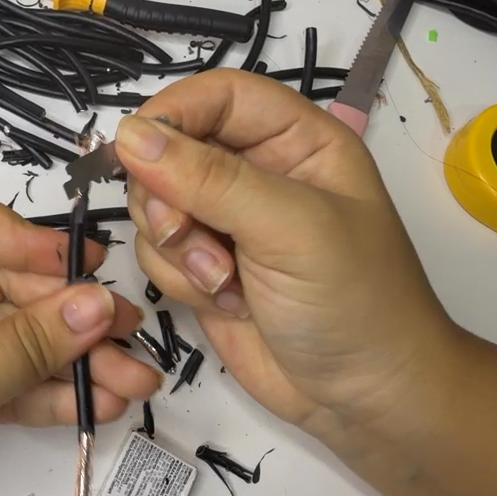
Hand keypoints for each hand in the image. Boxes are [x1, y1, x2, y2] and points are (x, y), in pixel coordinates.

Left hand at [0, 192, 157, 495]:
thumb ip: (29, 342)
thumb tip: (97, 303)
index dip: (28, 240)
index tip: (81, 269)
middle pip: (3, 283)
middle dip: (67, 311)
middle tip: (128, 332)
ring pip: (13, 337)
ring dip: (71, 358)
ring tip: (135, 379)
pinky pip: (7, 380)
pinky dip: (48, 392)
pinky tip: (99, 404)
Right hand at [115, 70, 463, 434]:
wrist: (367, 399)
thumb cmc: (355, 301)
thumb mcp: (290, 228)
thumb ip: (209, 178)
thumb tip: (129, 135)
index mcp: (295, 141)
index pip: (219, 96)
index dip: (175, 112)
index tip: (135, 148)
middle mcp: (256, 173)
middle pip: (171, 149)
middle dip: (167, 195)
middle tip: (183, 233)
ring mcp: (225, 222)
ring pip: (154, 204)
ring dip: (175, 246)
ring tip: (223, 280)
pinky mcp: (203, 265)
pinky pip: (156, 252)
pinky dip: (177, 278)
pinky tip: (226, 301)